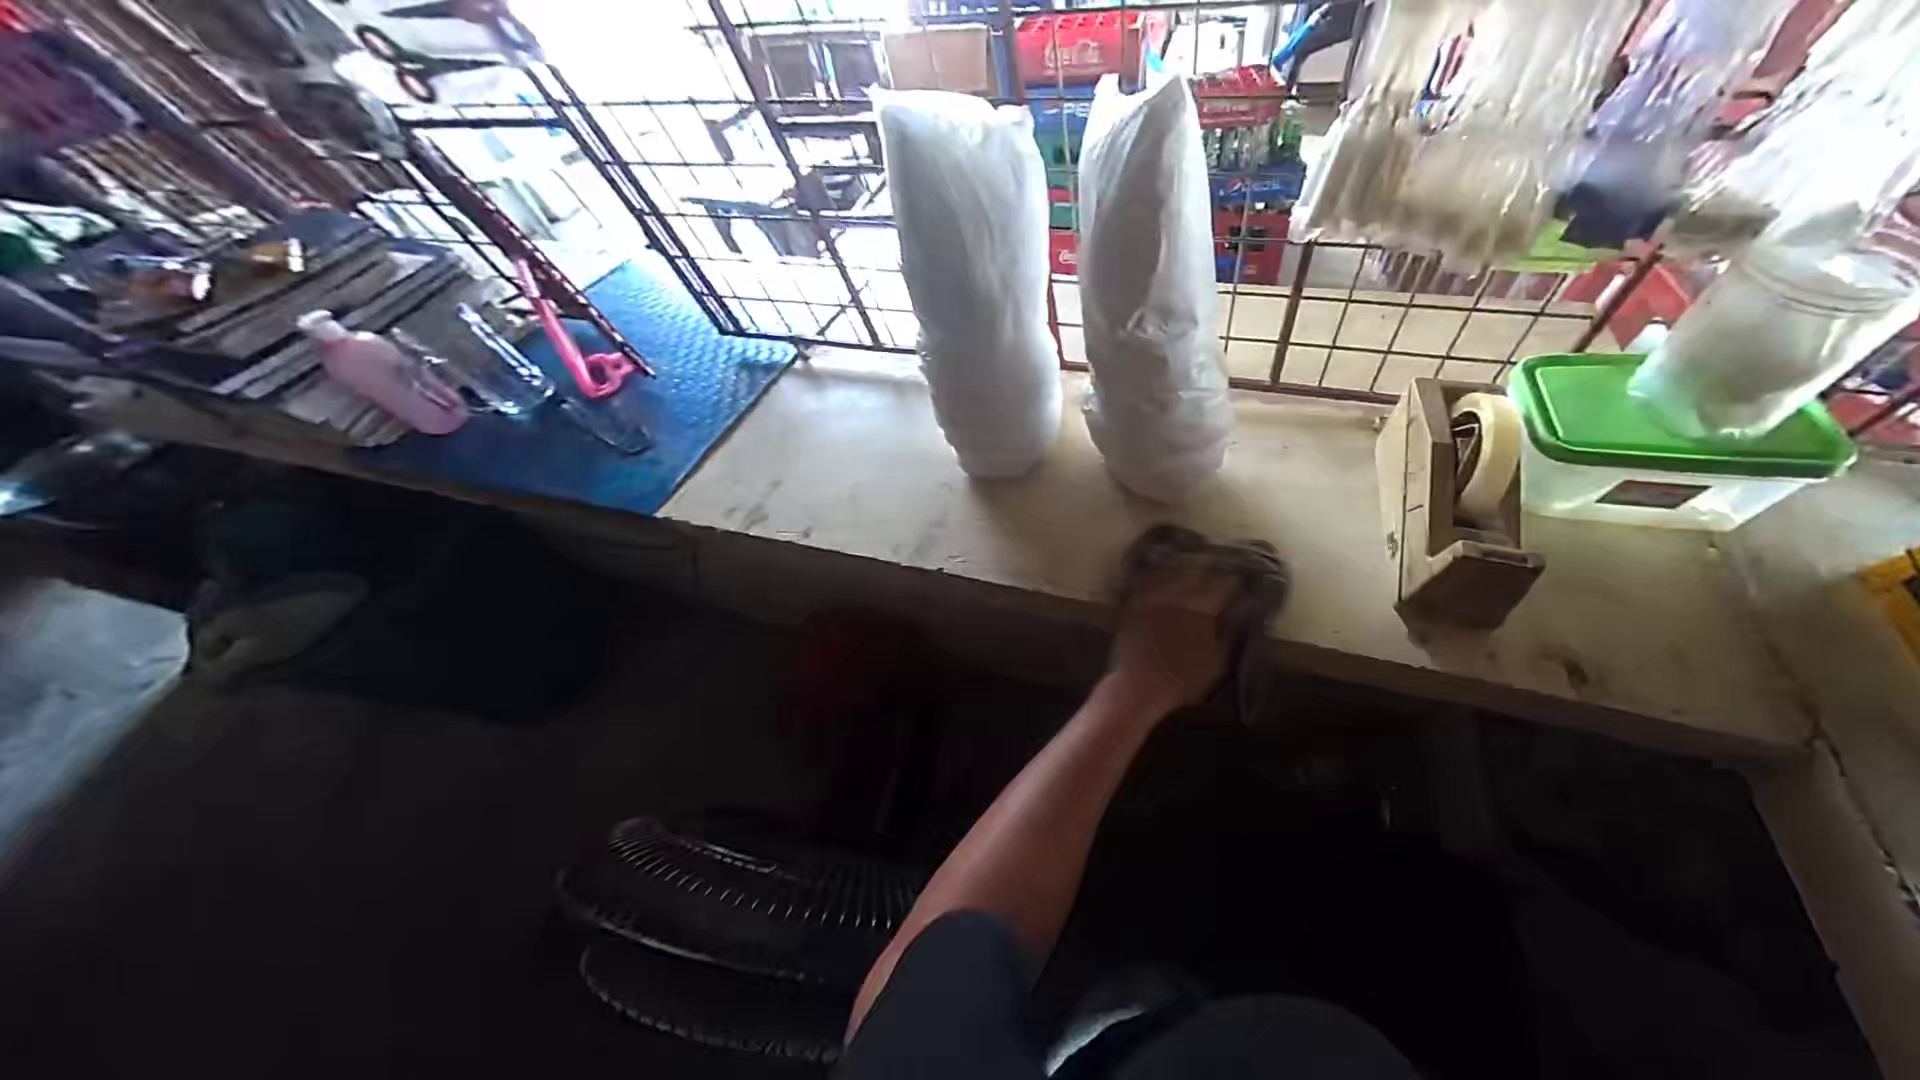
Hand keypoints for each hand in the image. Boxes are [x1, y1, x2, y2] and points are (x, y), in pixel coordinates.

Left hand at [1106, 561, 1240, 717]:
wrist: (1140, 686)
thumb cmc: (1183, 680)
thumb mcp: (1218, 663)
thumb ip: (1230, 634)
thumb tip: (1240, 613)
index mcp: (1202, 610)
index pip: (1223, 585)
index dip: (1233, 583)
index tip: (1238, 583)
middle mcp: (1177, 598)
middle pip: (1196, 572)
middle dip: (1209, 568)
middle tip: (1217, 567)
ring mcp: (1153, 599)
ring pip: (1170, 572)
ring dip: (1182, 568)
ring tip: (1189, 565)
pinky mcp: (1134, 604)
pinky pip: (1145, 582)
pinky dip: (1155, 576)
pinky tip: (1159, 575)